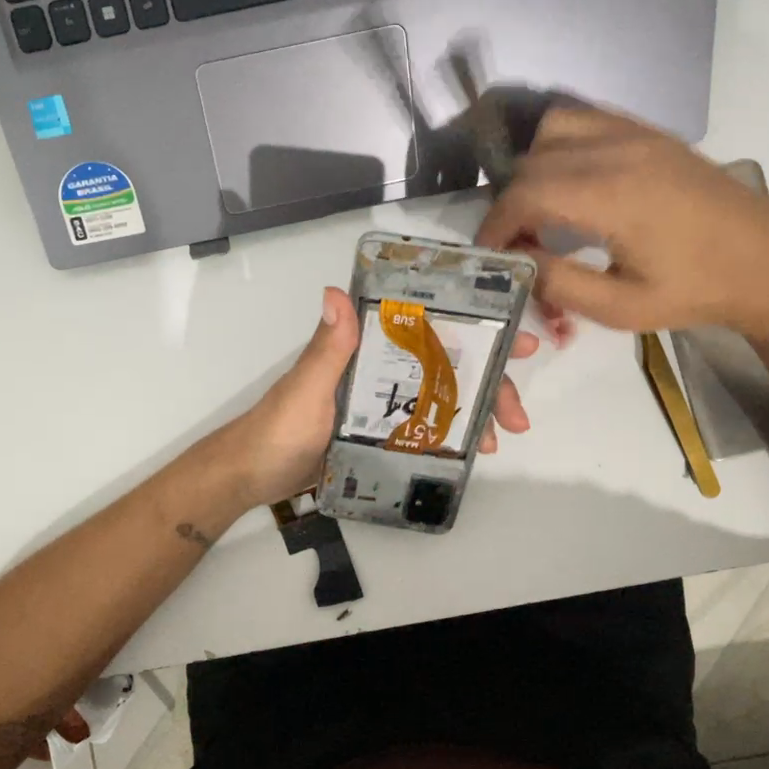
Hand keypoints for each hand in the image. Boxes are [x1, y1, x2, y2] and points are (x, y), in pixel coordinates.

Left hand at [215, 287, 539, 509]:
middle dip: (487, 384)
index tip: (515, 338)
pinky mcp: (375, 436)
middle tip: (518, 413)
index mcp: (363, 351)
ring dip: (473, 415)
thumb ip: (327, 349)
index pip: (426, 329)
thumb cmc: (277, 429)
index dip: (472, 329)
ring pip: (439, 401)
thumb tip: (337, 291)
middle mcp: (377, 372)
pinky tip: (468, 452)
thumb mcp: (305, 389)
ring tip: (495, 441)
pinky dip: (449, 438)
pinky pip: (422, 431)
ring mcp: (378, 405)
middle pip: (444, 368)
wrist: (250, 476)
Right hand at [475, 105, 768, 341]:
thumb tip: (516, 263)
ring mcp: (638, 134)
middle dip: (511, 203)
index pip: (525, 194)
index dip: (495, 225)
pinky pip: (587, 119)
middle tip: (517, 244)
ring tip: (541, 209)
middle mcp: (620, 150)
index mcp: (612, 196)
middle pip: (532, 160)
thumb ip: (558, 284)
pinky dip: (561, 146)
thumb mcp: (620, 307)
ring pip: (555, 126)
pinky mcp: (651, 133)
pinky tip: (570, 185)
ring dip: (533, 167)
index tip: (491, 255)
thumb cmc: (695, 291)